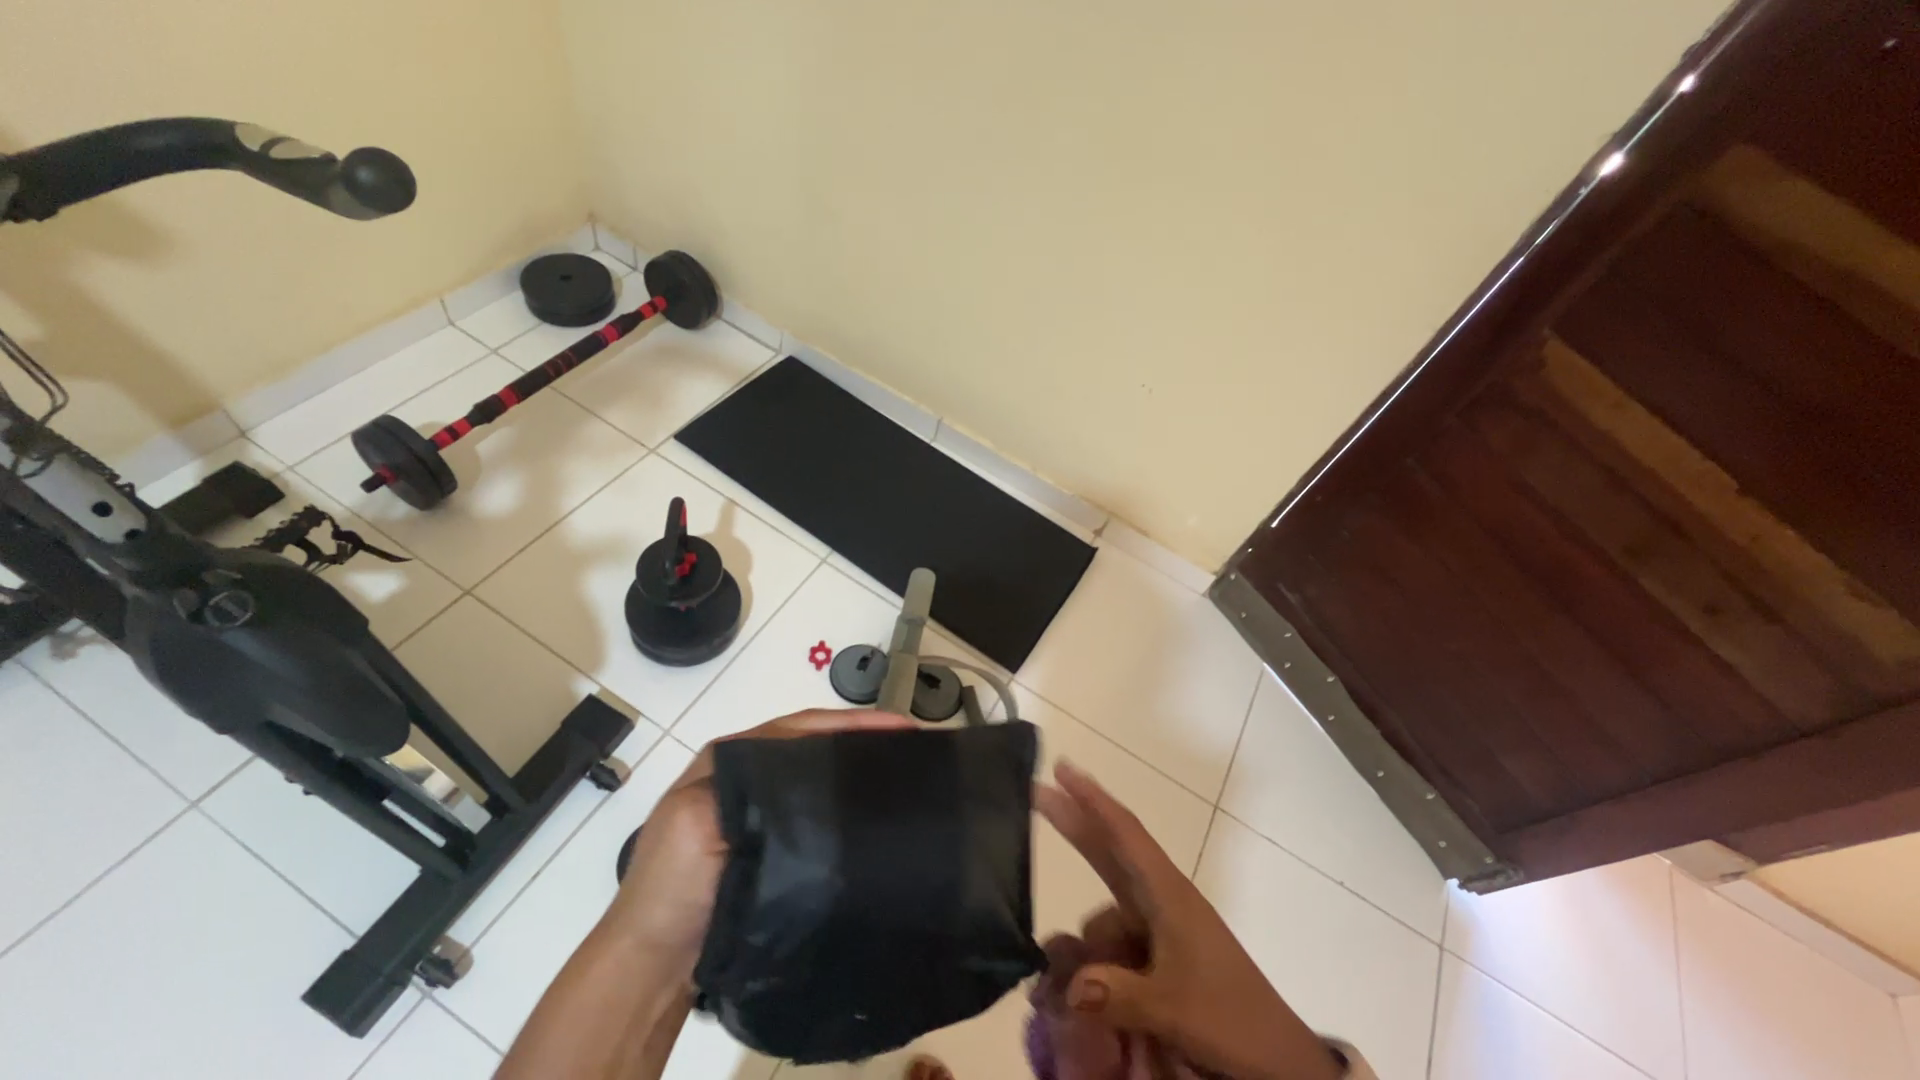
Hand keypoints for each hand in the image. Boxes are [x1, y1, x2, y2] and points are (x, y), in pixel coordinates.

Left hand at [603, 708, 915, 977]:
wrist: (654, 964)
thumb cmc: (672, 889)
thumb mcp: (695, 825)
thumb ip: (743, 790)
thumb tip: (807, 782)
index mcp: (728, 763)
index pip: (798, 728)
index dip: (850, 724)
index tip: (900, 728)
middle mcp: (746, 780)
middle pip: (813, 749)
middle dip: (861, 743)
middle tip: (914, 750)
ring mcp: (759, 816)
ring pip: (817, 782)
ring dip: (856, 775)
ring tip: (904, 778)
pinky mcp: (772, 850)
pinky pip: (816, 819)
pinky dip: (845, 812)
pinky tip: (874, 821)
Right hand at [1035, 761, 1345, 1079]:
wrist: (1278, 1057)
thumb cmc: (1232, 1017)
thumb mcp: (1174, 1009)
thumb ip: (1119, 995)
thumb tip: (1070, 988)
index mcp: (1170, 896)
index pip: (1125, 834)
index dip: (1092, 800)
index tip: (1062, 769)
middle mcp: (1163, 901)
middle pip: (1110, 853)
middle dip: (1075, 826)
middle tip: (1036, 796)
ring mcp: (1163, 928)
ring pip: (1106, 915)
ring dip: (1087, 945)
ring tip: (1077, 989)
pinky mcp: (1162, 955)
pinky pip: (1115, 944)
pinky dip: (1098, 963)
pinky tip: (1090, 997)